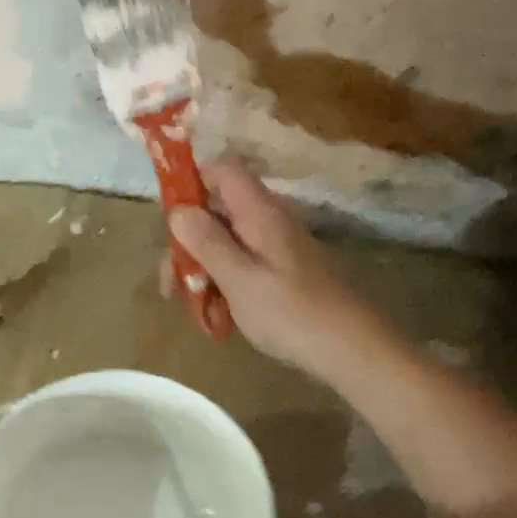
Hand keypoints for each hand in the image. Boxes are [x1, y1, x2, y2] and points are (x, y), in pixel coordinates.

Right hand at [160, 159, 394, 380]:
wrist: (348, 347)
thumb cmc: (290, 312)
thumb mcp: (239, 278)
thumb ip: (207, 242)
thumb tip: (177, 210)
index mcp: (259, 213)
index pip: (223, 170)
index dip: (192, 182)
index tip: (168, 221)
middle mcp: (268, 221)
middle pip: (216, 212)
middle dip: (186, 243)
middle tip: (171, 285)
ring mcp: (276, 247)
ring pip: (224, 242)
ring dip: (201, 269)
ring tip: (193, 307)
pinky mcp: (281, 272)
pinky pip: (240, 265)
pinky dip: (221, 284)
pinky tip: (217, 314)